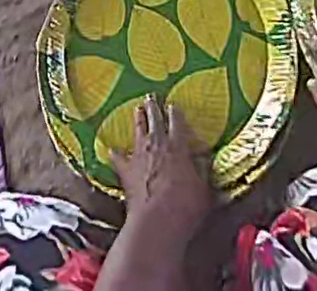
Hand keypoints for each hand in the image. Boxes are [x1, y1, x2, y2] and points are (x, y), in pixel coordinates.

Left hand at [108, 95, 213, 234]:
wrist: (156, 221)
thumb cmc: (185, 206)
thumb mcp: (204, 188)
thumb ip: (203, 169)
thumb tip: (204, 156)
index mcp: (178, 146)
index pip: (177, 122)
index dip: (175, 113)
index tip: (173, 104)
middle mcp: (158, 144)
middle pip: (155, 120)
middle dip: (153, 107)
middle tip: (150, 96)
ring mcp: (140, 155)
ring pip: (138, 131)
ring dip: (138, 120)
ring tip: (137, 109)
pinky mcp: (126, 171)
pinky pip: (119, 158)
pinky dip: (116, 153)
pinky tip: (112, 149)